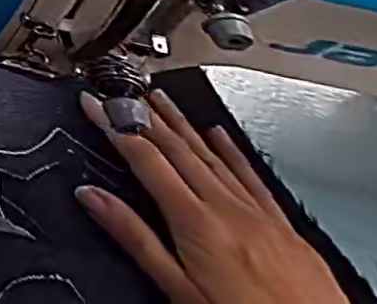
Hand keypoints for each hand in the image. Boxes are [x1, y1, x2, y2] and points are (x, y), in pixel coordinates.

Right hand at [75, 90, 349, 303]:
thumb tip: (93, 198)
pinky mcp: (284, 225)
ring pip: (209, 153)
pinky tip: (219, 134)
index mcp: (195, 222)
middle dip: (142, 115)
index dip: (114, 126)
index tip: (94, 105)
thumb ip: (135, 239)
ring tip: (158, 98)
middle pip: (175, 148)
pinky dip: (230, 151)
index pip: (144, 158)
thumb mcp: (180, 293)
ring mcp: (256, 212)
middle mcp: (225, 206)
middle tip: (120, 92)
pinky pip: (250, 175)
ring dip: (179, 122)